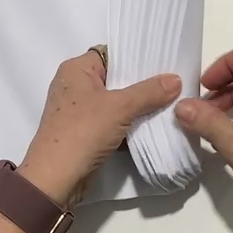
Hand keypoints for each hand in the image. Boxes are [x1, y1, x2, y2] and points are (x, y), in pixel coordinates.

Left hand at [19, 50, 181, 205]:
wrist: (56, 178)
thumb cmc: (82, 132)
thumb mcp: (119, 107)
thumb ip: (149, 92)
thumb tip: (176, 79)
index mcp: (76, 69)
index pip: (112, 53)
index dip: (137, 56)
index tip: (165, 60)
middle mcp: (76, 85)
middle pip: (116, 77)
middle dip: (143, 83)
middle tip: (174, 82)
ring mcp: (80, 110)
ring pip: (117, 101)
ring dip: (139, 105)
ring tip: (171, 102)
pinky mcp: (87, 132)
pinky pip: (114, 121)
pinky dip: (130, 123)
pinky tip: (155, 124)